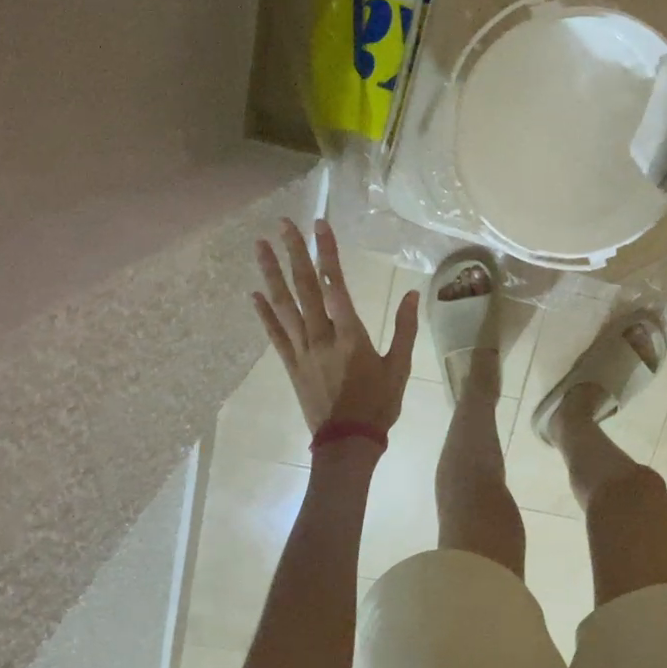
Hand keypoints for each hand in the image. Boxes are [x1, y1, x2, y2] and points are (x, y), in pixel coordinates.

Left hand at [252, 218, 418, 434]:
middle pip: (304, 288)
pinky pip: (274, 335)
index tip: (319, 225)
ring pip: (283, 306)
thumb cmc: (378, 405)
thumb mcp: (399, 367)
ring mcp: (302, 351)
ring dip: (270, 274)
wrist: (347, 443)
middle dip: (293, 253)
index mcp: (350, 335)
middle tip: (282, 224)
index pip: (335, 285)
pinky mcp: (291, 365)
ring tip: (259, 247)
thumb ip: (405, 329)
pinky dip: (264, 314)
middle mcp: (321, 337)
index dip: (327, 252)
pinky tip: (254, 294)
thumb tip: (412, 294)